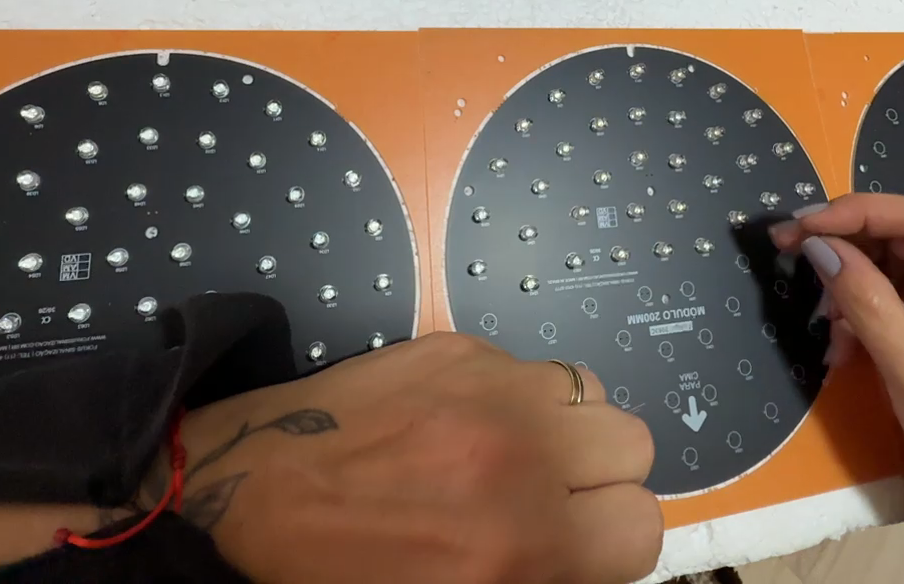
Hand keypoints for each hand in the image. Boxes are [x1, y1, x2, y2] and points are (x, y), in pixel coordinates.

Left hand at [201, 332, 660, 583]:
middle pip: (633, 442)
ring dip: (568, 422)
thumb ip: (541, 571)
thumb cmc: (347, 567)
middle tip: (555, 489)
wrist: (262, 481)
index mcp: (518, 543)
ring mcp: (491, 383)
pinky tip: (470, 412)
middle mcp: (519, 451)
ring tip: (518, 443)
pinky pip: (531, 363)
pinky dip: (520, 391)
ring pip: (590, 389)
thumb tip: (586, 542)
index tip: (578, 540)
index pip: (641, 528)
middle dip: (604, 473)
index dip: (615, 540)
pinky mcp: (462, 343)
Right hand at [771, 194, 903, 581]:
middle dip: (845, 242)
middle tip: (787, 246)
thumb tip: (815, 245)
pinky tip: (841, 339)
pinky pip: (889, 292)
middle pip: (902, 235)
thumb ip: (865, 299)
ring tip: (823, 318)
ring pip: (889, 261)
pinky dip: (857, 309)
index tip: (803, 222)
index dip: (859, 212)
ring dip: (848, 282)